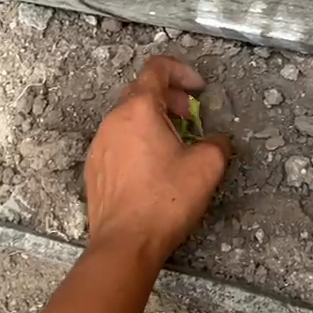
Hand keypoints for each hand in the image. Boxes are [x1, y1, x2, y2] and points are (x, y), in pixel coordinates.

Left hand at [83, 56, 230, 265]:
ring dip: (154, 119)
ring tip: (174, 143)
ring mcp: (100, 144)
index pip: (157, 68)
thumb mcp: (206, 167)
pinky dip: (138, 140)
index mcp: (139, 109)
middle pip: (142, 90)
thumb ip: (217, 143)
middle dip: (170, 97)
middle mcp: (114, 119)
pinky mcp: (95, 167)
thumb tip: (217, 141)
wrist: (124, 244)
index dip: (182, 70)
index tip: (199, 89)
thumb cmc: (165, 200)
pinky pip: (118, 140)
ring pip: (128, 116)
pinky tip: (153, 167)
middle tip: (190, 116)